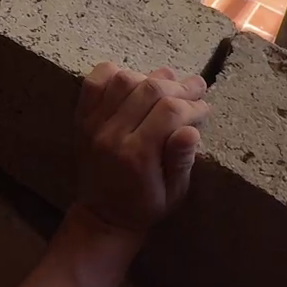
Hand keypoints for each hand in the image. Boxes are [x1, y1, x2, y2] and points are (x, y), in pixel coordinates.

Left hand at [72, 62, 210, 237]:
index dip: (192, 105)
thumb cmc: (145, 206)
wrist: (102, 215)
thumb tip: (192, 130)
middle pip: (148, 90)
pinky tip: (133, 79)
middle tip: (196, 87)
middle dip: (178, 86)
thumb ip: (182, 160)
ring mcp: (93, 122)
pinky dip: (114, 72)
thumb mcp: (174, 193)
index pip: (169, 112)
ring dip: (150, 76)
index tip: (205, 107)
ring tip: (169, 82)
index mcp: (137, 156)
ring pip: (123, 80)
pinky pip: (94, 82)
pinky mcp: (82, 117)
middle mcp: (112, 134)